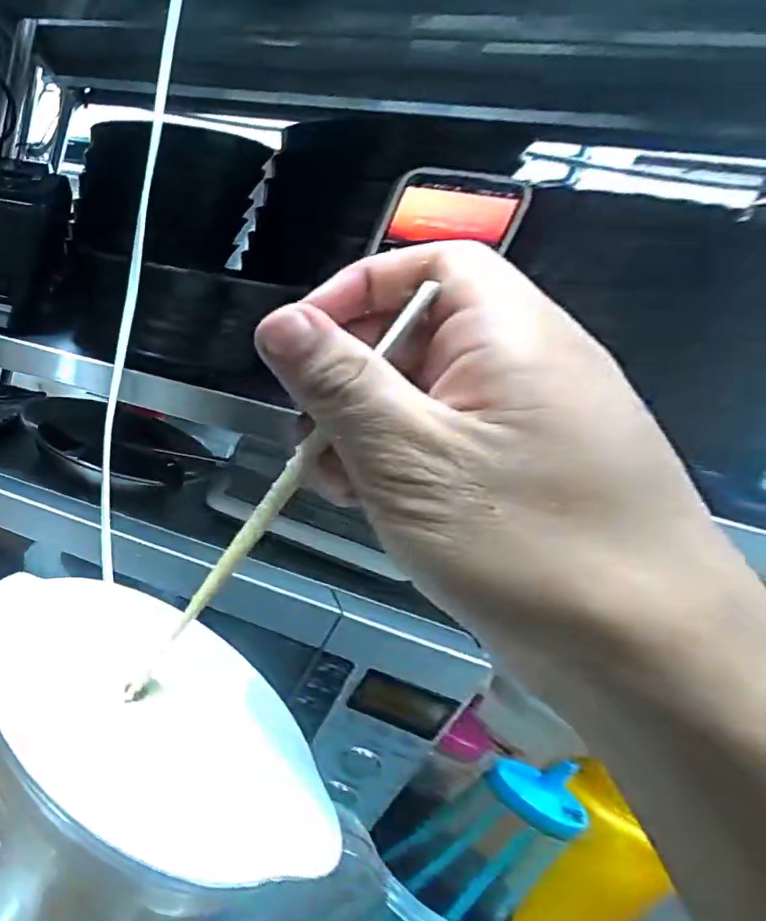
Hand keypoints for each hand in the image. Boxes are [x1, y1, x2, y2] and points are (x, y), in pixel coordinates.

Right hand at [251, 241, 752, 681]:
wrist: (642, 657)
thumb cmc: (521, 541)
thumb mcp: (403, 452)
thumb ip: (336, 379)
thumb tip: (277, 320)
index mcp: (515, 341)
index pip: (435, 263)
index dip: (357, 287)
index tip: (298, 340)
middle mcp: (523, 366)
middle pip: (408, 329)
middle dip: (339, 374)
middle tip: (307, 427)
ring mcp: (518, 418)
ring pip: (406, 387)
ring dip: (350, 423)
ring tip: (336, 477)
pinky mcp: (509, 462)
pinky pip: (426, 431)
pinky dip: (380, 454)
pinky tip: (364, 496)